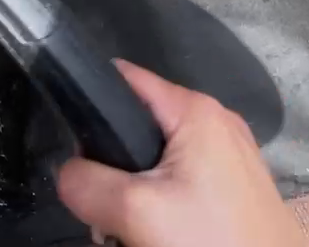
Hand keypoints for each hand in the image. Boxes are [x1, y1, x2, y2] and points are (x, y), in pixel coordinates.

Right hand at [56, 61, 303, 246]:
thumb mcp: (133, 213)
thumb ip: (83, 182)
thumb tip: (68, 174)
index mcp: (195, 110)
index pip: (119, 78)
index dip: (89, 104)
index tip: (74, 146)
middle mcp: (217, 123)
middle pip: (136, 122)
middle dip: (111, 161)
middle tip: (104, 204)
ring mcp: (233, 159)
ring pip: (156, 158)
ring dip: (134, 190)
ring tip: (129, 229)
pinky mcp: (240, 192)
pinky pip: (182, 182)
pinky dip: (162, 204)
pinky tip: (159, 237)